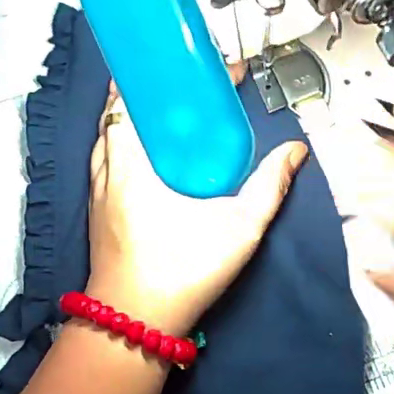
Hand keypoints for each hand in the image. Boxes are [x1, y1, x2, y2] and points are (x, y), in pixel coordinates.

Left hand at [85, 82, 308, 337]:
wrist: (135, 323)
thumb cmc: (182, 272)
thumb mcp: (239, 228)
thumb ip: (270, 186)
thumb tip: (295, 152)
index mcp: (131, 165)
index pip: (128, 100)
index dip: (156, 76)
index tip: (191, 69)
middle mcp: (106, 172)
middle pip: (115, 113)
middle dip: (147, 92)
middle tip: (186, 87)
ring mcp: (98, 193)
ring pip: (107, 139)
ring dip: (133, 119)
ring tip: (171, 115)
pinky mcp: (99, 213)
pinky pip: (106, 162)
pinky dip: (125, 145)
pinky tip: (153, 158)